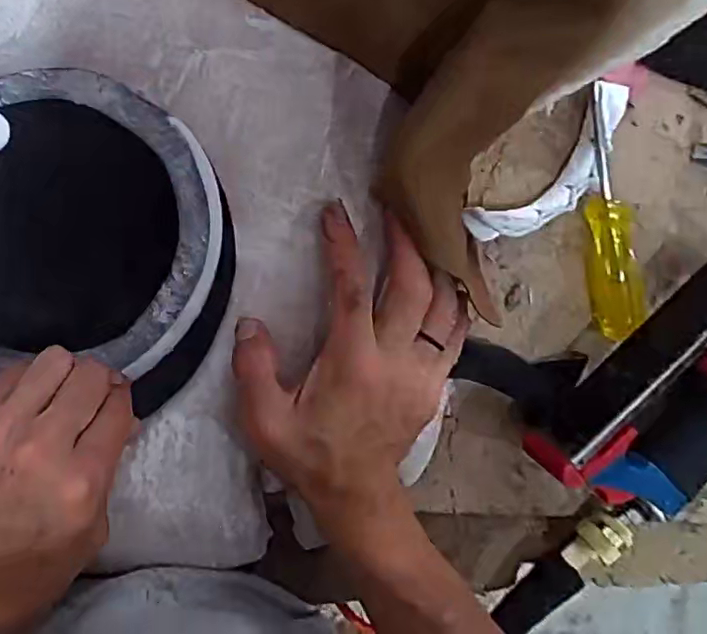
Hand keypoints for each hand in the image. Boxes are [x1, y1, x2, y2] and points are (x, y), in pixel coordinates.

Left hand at [0, 348, 136, 633]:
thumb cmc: (22, 571)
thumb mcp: (88, 535)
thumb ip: (111, 471)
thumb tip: (124, 419)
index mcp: (80, 483)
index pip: (119, 406)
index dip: (121, 401)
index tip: (114, 406)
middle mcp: (43, 448)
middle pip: (92, 374)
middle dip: (99, 382)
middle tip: (91, 398)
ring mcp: (0, 429)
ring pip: (55, 359)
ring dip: (66, 373)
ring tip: (59, 394)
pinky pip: (15, 371)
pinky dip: (29, 380)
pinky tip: (27, 402)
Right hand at [232, 202, 468, 526]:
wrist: (358, 498)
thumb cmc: (309, 454)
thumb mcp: (264, 423)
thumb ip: (253, 370)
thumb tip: (250, 322)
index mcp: (353, 363)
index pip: (352, 289)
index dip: (343, 246)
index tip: (334, 213)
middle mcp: (395, 360)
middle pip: (412, 286)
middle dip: (404, 241)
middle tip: (392, 209)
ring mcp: (423, 371)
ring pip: (444, 305)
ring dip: (434, 265)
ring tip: (423, 234)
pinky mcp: (437, 382)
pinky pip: (456, 332)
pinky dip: (454, 301)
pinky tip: (445, 280)